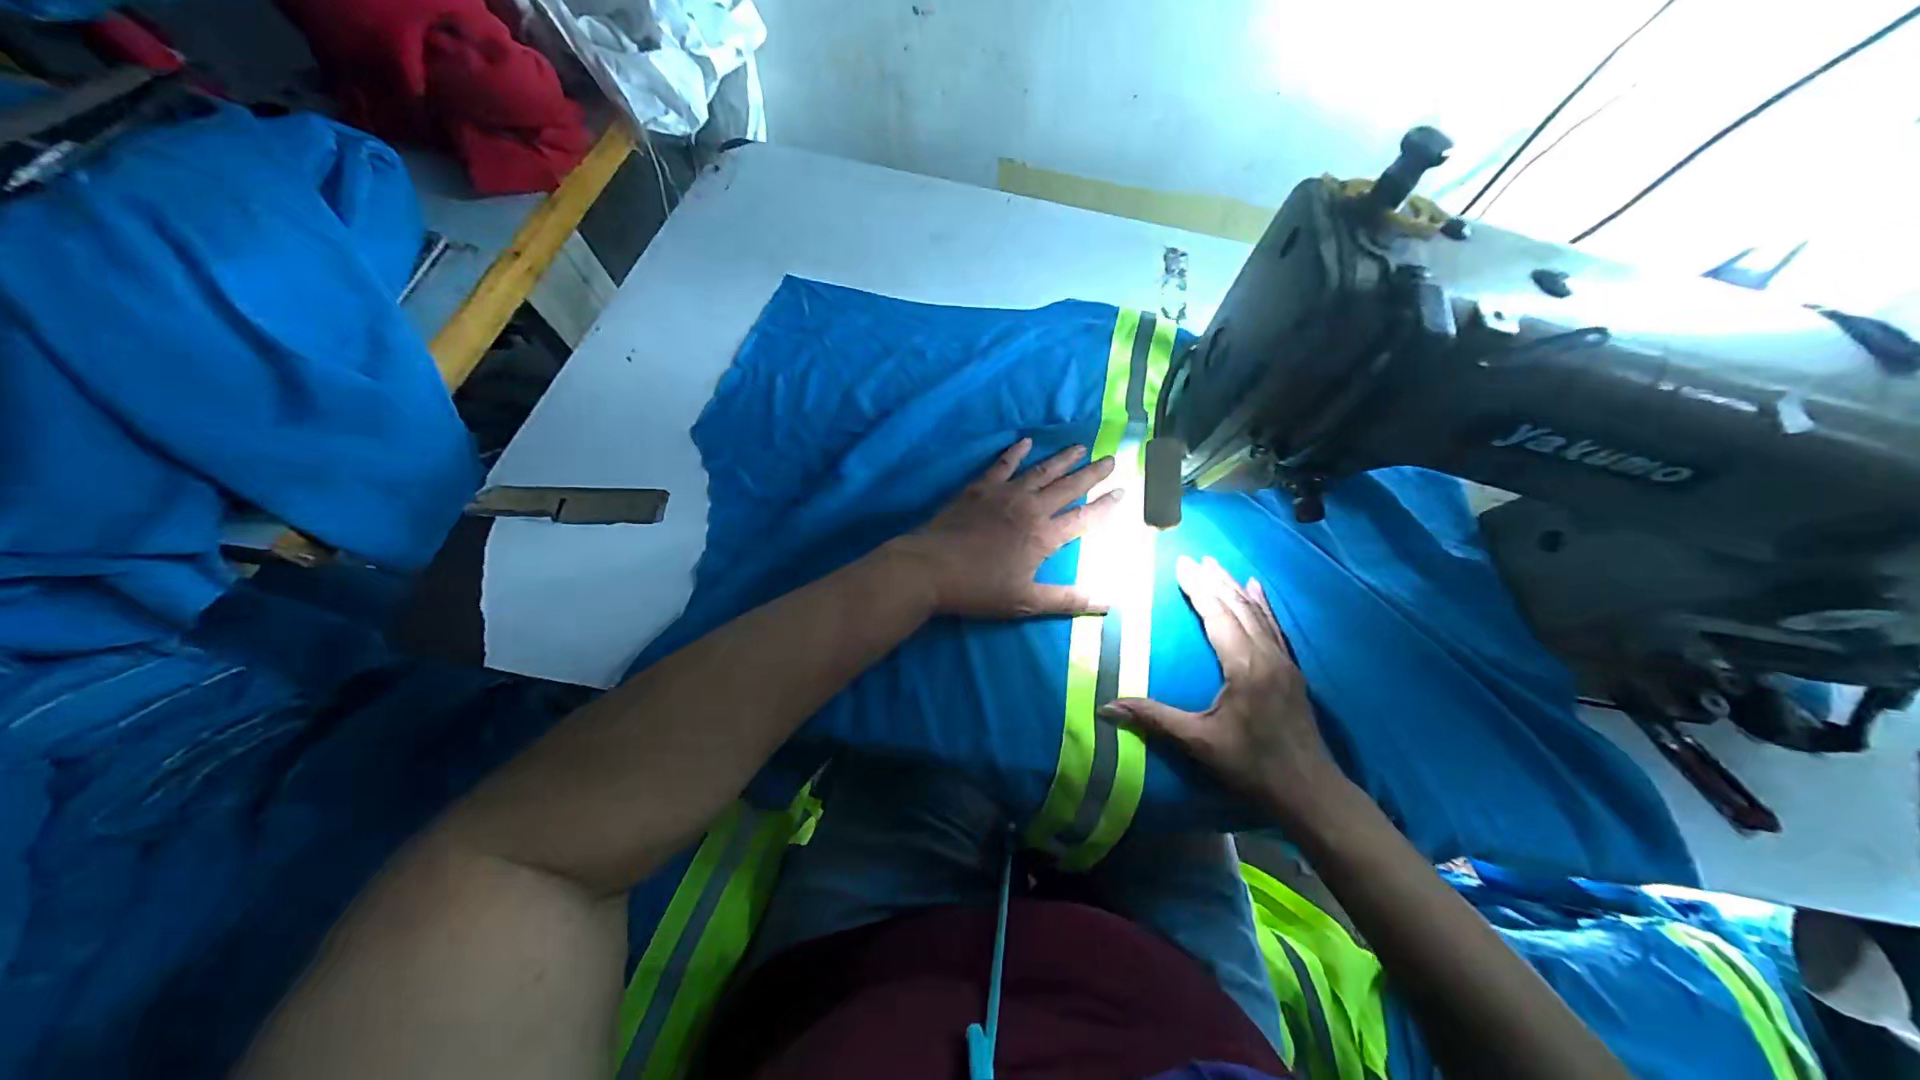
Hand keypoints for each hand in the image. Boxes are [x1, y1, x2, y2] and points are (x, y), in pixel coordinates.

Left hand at [888, 438, 1119, 618]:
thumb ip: (1067, 601)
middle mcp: (1030, 509)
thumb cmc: (979, 589)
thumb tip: (1107, 604)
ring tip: (1079, 446)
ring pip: (1041, 471)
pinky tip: (1025, 441)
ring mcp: (1004, 494)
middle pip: (1068, 487)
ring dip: (1062, 458)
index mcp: (1044, 537)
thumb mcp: (1025, 602)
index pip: (1084, 518)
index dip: (1105, 506)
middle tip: (1110, 459)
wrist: (931, 568)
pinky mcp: (980, 488)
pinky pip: (1002, 464)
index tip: (1122, 491)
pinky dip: (1015, 452)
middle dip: (1091, 473)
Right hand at [1100, 555, 1343, 817]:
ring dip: (1237, 588)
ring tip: (1219, 566)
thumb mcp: (1199, 742)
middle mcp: (1267, 657)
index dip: (1198, 590)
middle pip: (1239, 609)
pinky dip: (1263, 606)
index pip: (1218, 617)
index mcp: (1245, 668)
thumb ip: (1155, 718)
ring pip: (1258, 615)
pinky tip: (1258, 591)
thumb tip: (1106, 707)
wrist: (1309, 790)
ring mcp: (1284, 663)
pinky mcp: (1292, 672)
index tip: (1182, 565)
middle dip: (1215, 581)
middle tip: (1195, 558)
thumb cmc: (1252, 766)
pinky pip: (1275, 628)